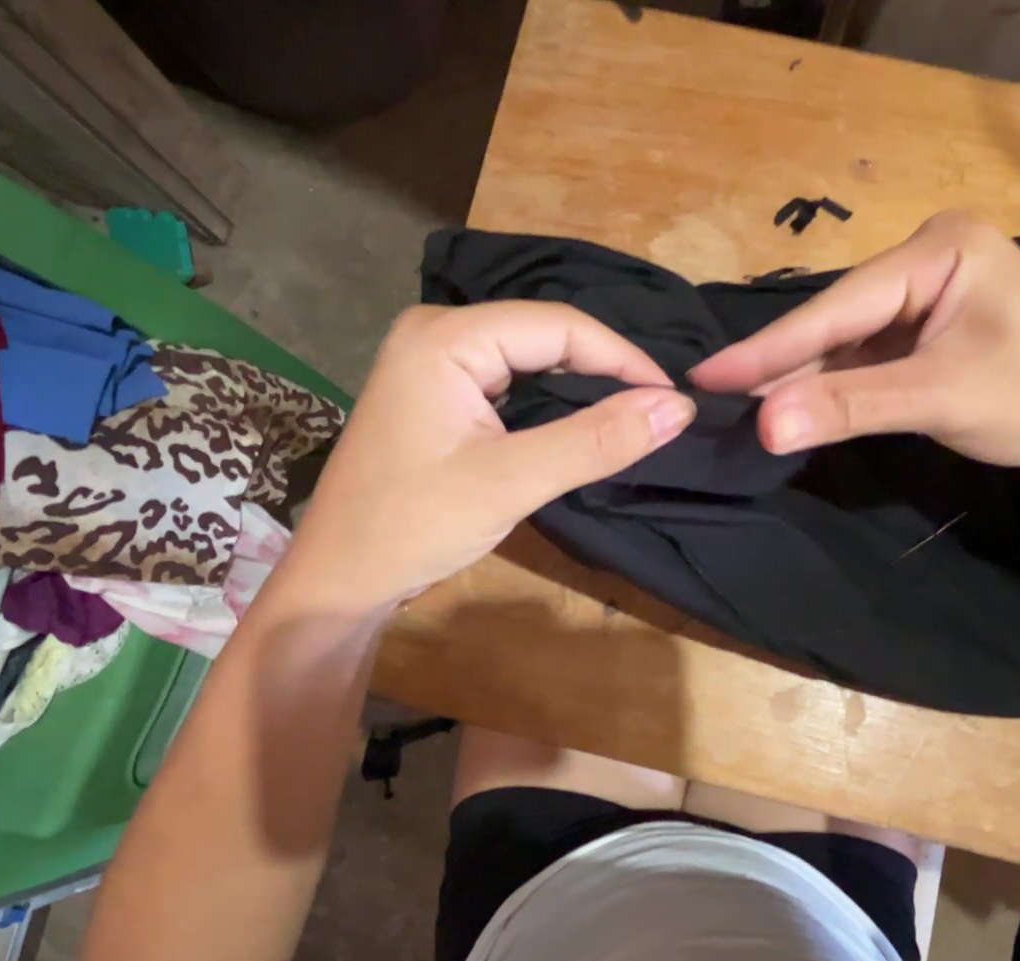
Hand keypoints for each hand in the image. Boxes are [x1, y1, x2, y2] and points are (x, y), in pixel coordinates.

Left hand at [282, 301, 695, 612]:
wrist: (340, 577)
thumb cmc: (413, 526)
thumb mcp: (511, 481)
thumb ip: (596, 440)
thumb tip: (679, 407)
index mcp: (445, 338)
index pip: (558, 325)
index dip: (623, 359)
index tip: (674, 400)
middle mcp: (435, 334)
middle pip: (543, 336)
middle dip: (604, 370)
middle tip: (659, 408)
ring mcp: (430, 364)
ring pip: (527, 359)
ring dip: (580, 385)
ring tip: (633, 412)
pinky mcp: (434, 395)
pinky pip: (507, 382)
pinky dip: (548, 402)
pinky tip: (579, 421)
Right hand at [689, 211, 1019, 469]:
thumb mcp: (941, 398)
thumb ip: (849, 406)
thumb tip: (762, 424)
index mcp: (941, 249)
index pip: (838, 306)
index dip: (769, 348)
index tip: (704, 375)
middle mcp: (928, 259)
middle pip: (836, 321)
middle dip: (781, 364)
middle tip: (710, 395)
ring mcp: (928, 296)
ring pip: (845, 343)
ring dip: (800, 379)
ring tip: (736, 404)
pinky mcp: (927, 331)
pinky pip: (864, 358)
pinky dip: (831, 387)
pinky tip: (790, 405)